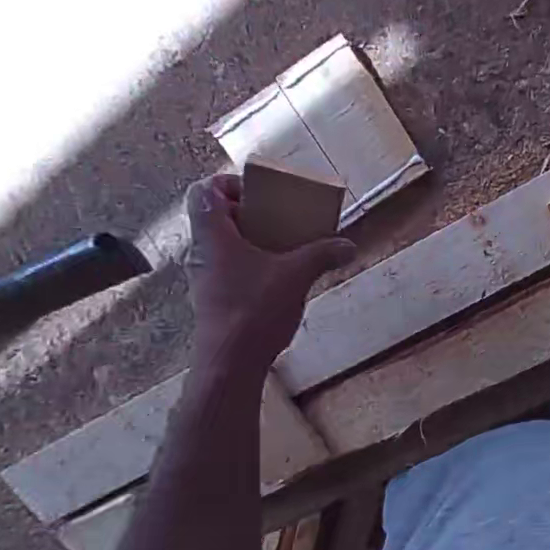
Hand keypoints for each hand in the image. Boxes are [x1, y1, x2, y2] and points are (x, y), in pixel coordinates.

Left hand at [183, 174, 354, 367]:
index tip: (258, 197)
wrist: (230, 364)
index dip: (228, 185)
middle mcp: (200, 253)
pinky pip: (226, 271)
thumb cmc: (254, 310)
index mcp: (212, 235)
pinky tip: (274, 283)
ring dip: (249, 243)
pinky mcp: (211, 301)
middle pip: (215, 218)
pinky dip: (247, 268)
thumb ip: (322, 255)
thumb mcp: (296, 276)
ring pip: (220, 247)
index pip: (203, 191)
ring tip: (280, 251)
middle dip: (247, 215)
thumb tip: (349, 246)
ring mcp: (202, 279)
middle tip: (276, 221)